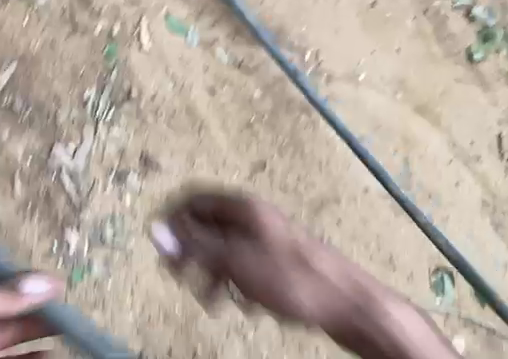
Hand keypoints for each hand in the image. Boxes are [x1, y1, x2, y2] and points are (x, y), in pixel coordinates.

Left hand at [0, 257, 63, 358]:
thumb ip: (6, 294)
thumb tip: (44, 281)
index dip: (0, 260)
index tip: (32, 265)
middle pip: (2, 298)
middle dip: (30, 296)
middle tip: (62, 297)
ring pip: (11, 332)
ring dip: (37, 327)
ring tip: (67, 325)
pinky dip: (32, 358)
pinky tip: (52, 355)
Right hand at [149, 189, 382, 334]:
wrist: (353, 308)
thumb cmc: (293, 279)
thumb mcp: (236, 261)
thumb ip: (194, 245)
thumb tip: (154, 229)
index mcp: (242, 207)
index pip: (193, 198)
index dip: (173, 220)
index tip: (162, 249)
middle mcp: (253, 218)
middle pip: (208, 225)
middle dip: (191, 252)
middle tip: (179, 277)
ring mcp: (269, 241)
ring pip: (226, 250)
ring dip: (212, 273)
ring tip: (211, 300)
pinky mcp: (283, 266)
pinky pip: (246, 268)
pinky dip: (237, 284)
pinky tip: (244, 306)